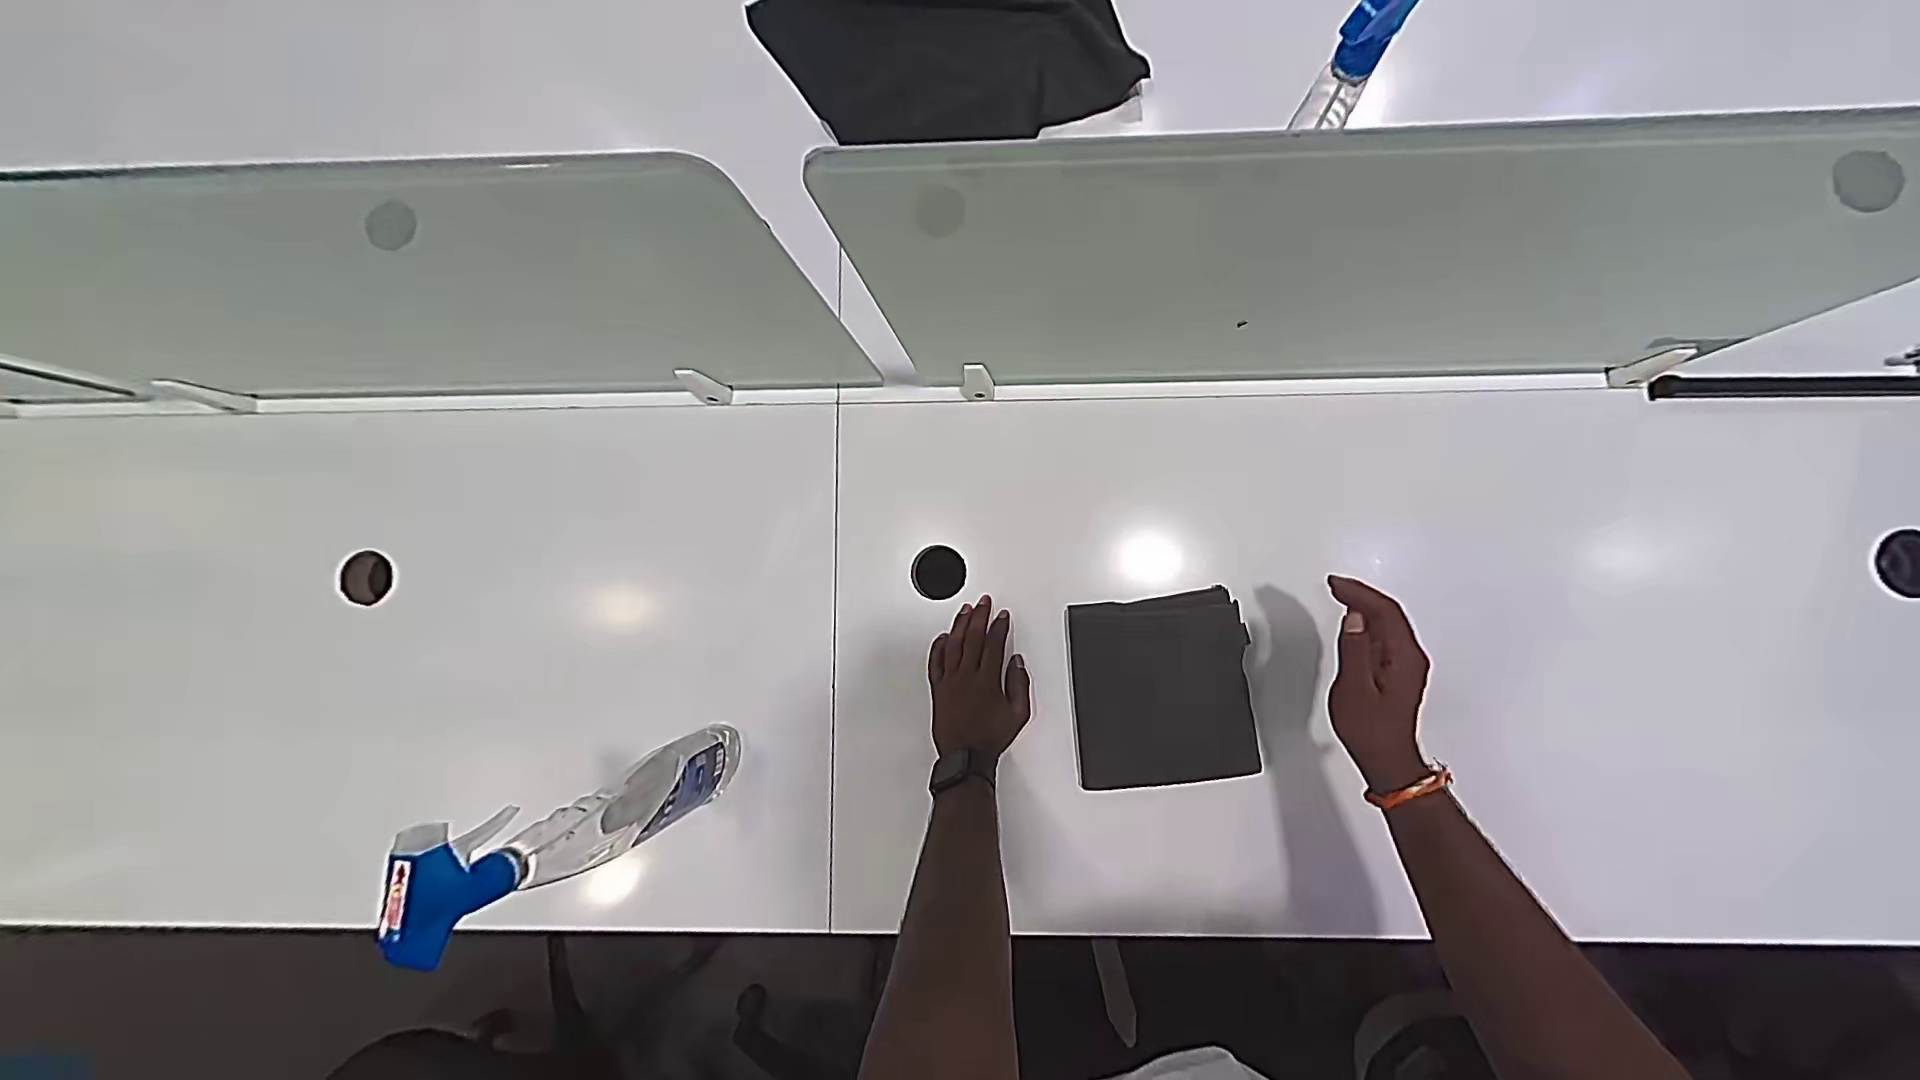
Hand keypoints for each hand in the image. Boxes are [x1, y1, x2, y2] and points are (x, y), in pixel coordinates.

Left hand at [928, 595, 1032, 760]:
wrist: (965, 756)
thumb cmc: (990, 737)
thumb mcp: (1018, 713)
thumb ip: (1019, 684)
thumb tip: (1016, 663)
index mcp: (987, 680)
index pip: (994, 644)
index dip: (999, 626)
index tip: (1002, 615)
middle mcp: (966, 677)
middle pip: (972, 638)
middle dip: (980, 616)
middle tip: (984, 603)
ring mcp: (950, 681)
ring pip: (953, 645)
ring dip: (959, 625)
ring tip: (965, 611)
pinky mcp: (938, 689)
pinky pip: (936, 662)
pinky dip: (939, 647)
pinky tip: (943, 637)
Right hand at [1327, 576, 1432, 793]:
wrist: (1386, 759)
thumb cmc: (1371, 729)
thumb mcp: (1354, 687)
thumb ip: (1355, 648)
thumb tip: (1354, 618)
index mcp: (1403, 657)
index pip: (1384, 612)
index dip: (1359, 593)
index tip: (1337, 583)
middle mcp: (1410, 658)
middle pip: (1389, 613)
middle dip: (1361, 594)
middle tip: (1336, 584)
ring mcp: (1406, 665)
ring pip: (1388, 623)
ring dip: (1364, 606)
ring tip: (1342, 595)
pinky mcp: (1397, 671)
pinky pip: (1385, 635)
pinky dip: (1367, 621)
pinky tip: (1355, 620)